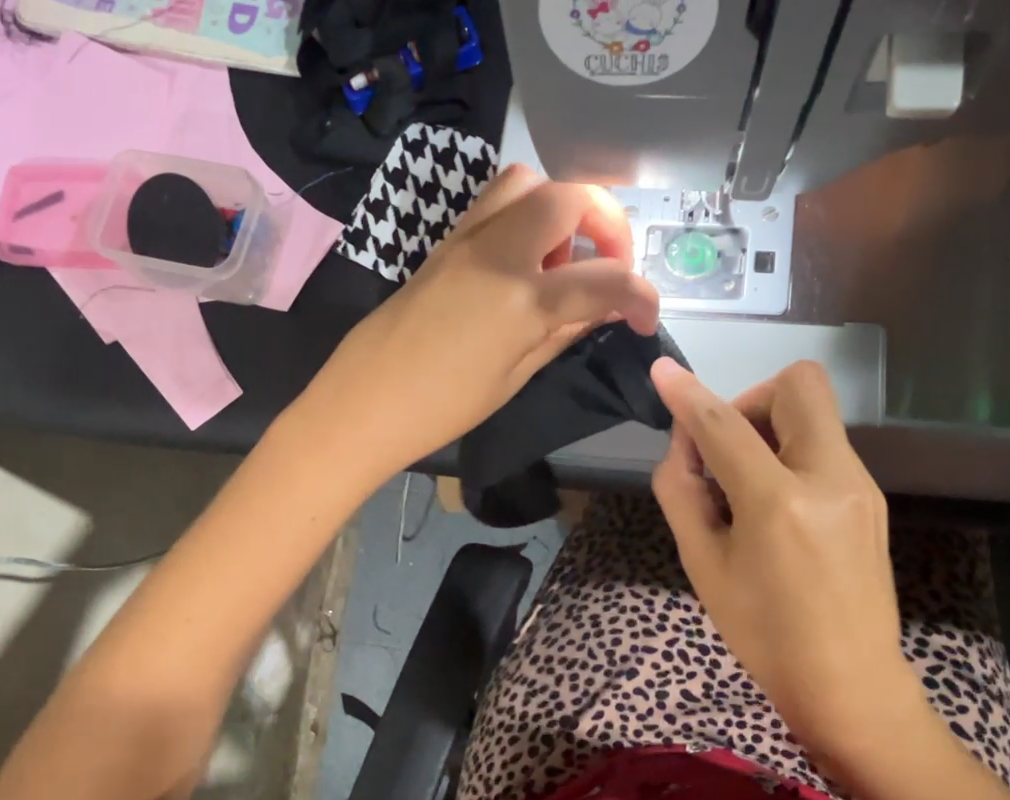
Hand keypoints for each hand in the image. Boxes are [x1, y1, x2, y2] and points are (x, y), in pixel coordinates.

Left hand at [297, 165, 659, 475]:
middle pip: (569, 197)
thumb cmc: (441, 408)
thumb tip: (602, 309)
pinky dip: (524, 213)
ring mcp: (465, 240)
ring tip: (562, 256)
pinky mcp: (443, 243)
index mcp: (521, 299)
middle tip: (610, 266)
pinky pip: (492, 203)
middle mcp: (497, 252)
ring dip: (560, 205)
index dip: (641, 297)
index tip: (646, 320)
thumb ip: (563, 334)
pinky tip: (524, 260)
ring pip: (526, 181)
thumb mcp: (514, 378)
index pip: (605, 279)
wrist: (363, 402)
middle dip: (607, 223)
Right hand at [649, 359, 922, 753]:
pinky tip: (773, 505)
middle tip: (724, 448)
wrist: (847, 681)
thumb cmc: (762, 635)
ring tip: (743, 485)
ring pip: (815, 414)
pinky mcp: (871, 498)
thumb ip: (682, 496)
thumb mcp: (703, 568)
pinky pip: (826, 447)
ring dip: (770, 426)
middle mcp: (829, 477)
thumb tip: (681, 447)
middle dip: (750, 399)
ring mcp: (860, 485)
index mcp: (778, 502)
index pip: (724, 426)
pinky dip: (790, 453)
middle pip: (797, 385)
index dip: (687, 395)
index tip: (662, 372)